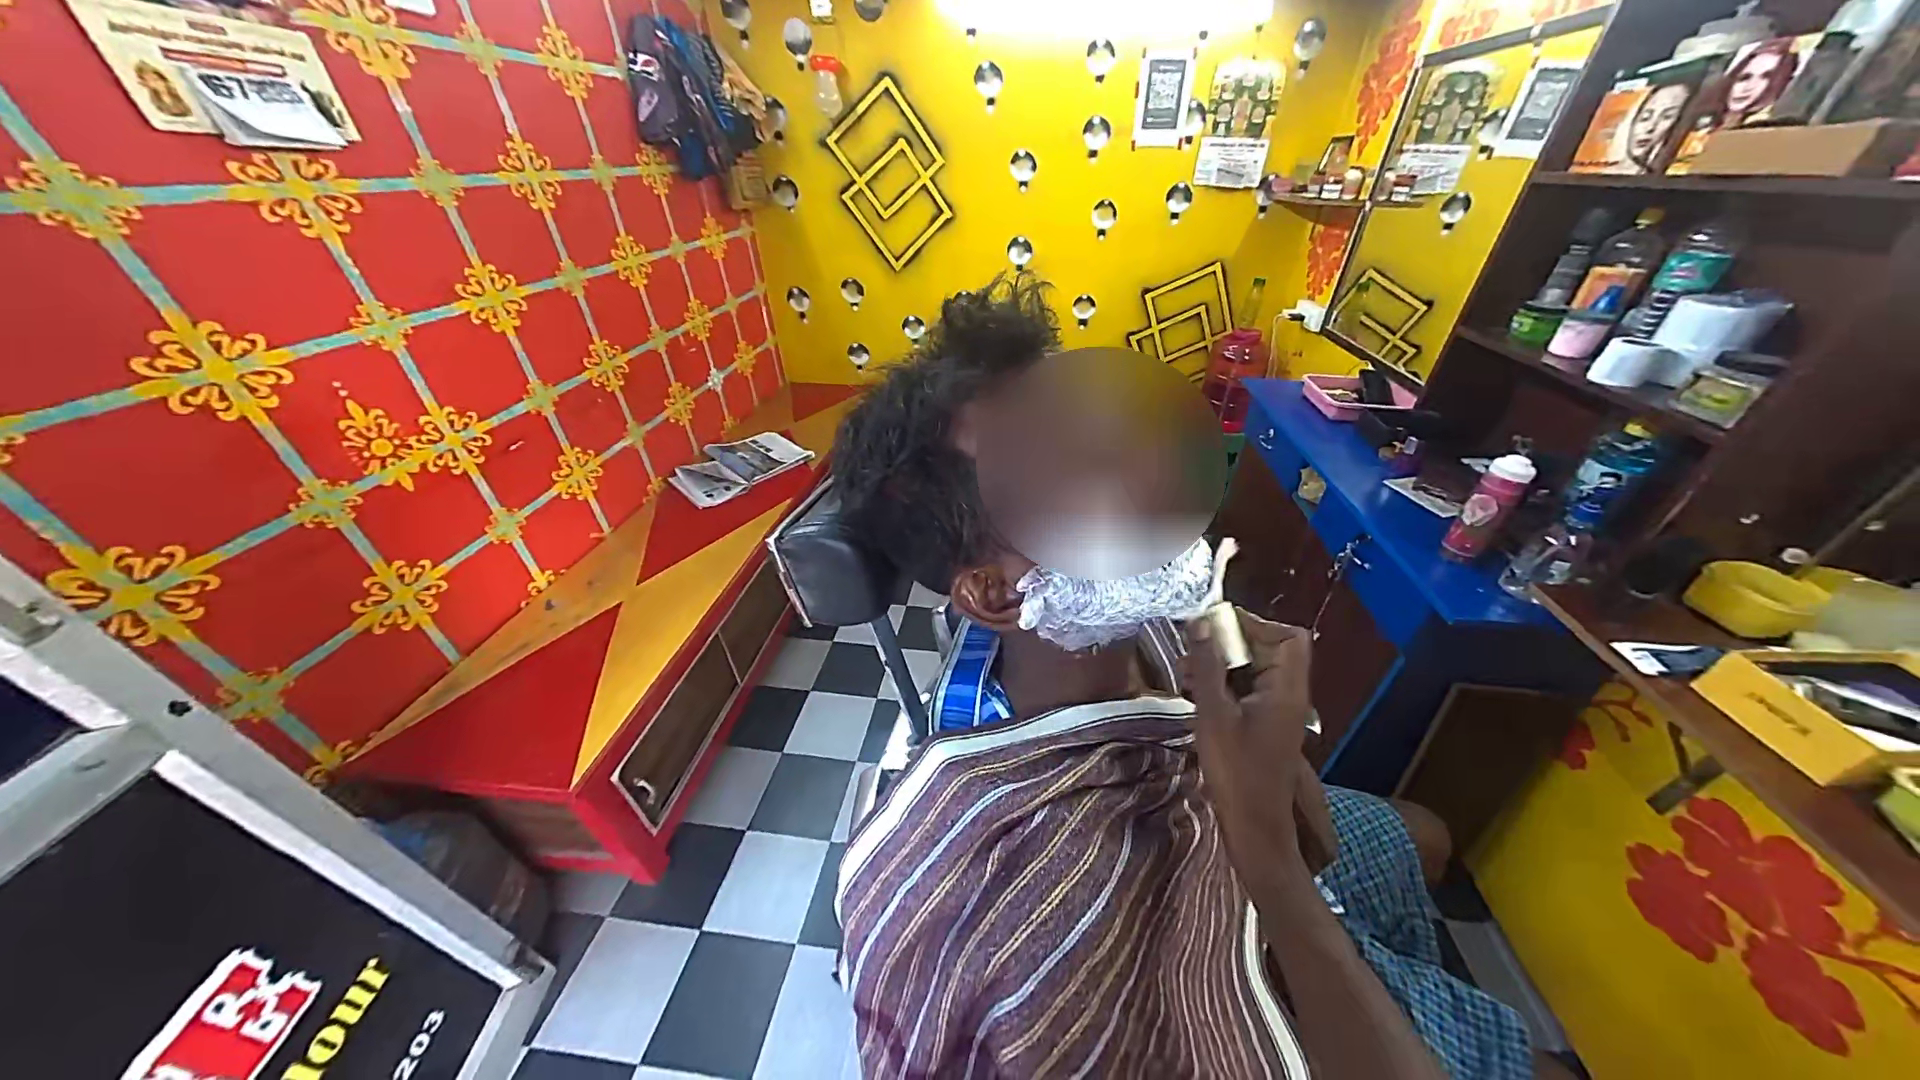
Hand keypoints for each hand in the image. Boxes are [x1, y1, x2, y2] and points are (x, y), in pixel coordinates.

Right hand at [1179, 608, 1317, 872]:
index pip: (1286, 637)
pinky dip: (1225, 682)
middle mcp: (1290, 695)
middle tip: (1194, 649)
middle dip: (1231, 642)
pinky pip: (1249, 688)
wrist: (1254, 828)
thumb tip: (1201, 621)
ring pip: (1256, 668)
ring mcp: (1279, 710)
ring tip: (1188, 671)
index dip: (1253, 624)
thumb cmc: (1235, 771)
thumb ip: (1208, 666)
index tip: (1213, 627)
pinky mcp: (1266, 724)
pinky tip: (1196, 691)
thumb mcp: (1213, 714)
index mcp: (1287, 690)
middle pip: (1271, 649)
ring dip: (1223, 662)